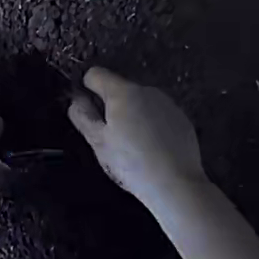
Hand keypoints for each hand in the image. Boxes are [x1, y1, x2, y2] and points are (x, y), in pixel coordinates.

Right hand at [67, 67, 207, 203]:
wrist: (176, 184)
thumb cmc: (130, 162)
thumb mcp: (98, 142)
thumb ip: (83, 116)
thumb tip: (76, 99)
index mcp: (122, 92)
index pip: (96, 74)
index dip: (86, 88)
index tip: (88, 111)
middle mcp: (146, 90)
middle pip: (119, 89)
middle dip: (111, 106)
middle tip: (110, 136)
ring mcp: (167, 103)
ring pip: (140, 102)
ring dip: (132, 115)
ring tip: (133, 146)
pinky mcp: (182, 118)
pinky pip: (158, 115)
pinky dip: (151, 125)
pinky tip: (152, 149)